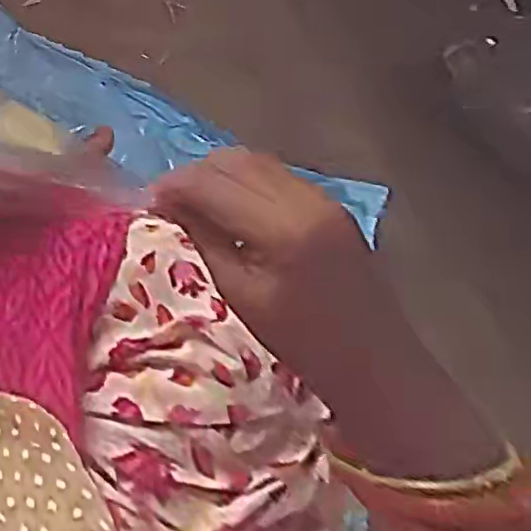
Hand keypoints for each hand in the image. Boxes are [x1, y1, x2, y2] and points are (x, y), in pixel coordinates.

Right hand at [150, 148, 506, 478]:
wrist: (382, 371)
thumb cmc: (303, 344)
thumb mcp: (237, 294)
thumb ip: (199, 239)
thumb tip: (163, 206)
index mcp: (283, 227)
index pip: (208, 182)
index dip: (170, 187)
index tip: (148, 205)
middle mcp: (305, 199)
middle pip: (228, 160)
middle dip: (189, 176)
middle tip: (167, 203)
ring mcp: (321, 197)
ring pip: (248, 159)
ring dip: (213, 174)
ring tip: (195, 204)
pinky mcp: (327, 202)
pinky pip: (269, 172)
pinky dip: (239, 179)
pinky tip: (228, 206)